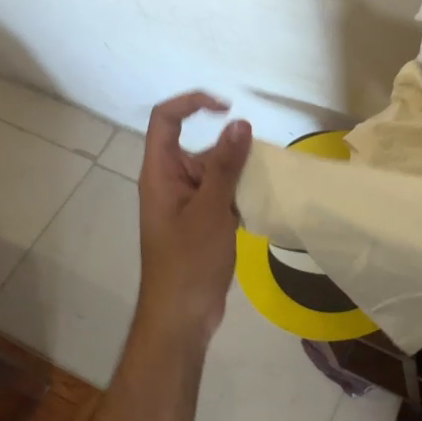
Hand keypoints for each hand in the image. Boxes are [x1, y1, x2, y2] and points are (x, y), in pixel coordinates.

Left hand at [134, 92, 252, 347]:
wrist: (181, 317)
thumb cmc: (189, 262)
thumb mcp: (211, 210)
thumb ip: (225, 165)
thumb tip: (240, 124)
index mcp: (160, 173)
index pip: (166, 119)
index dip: (193, 103)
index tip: (228, 109)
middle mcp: (170, 181)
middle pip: (198, 144)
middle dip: (229, 147)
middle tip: (255, 165)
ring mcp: (185, 202)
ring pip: (214, 169)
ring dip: (238, 172)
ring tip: (261, 185)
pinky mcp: (200, 220)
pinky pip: (220, 192)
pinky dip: (239, 191)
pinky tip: (259, 204)